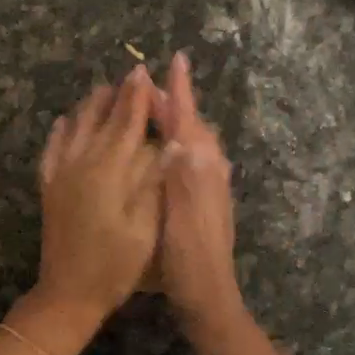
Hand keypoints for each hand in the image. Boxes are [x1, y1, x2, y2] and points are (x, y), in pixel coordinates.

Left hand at [33, 66, 163, 319]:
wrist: (69, 292)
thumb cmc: (115, 264)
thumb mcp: (146, 227)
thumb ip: (155, 181)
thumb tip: (173, 142)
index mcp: (110, 171)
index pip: (127, 123)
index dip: (138, 97)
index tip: (145, 71)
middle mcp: (82, 163)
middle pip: (101, 119)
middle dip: (117, 95)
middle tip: (129, 73)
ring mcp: (61, 174)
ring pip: (75, 128)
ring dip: (90, 106)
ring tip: (103, 90)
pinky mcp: (49, 188)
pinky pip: (52, 150)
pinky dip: (60, 131)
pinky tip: (64, 121)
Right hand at [154, 52, 242, 325]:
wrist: (208, 295)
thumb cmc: (189, 257)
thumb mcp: (182, 218)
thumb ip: (183, 177)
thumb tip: (179, 136)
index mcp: (202, 169)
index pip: (189, 120)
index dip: (180, 91)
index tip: (176, 59)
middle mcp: (209, 171)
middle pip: (190, 125)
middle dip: (171, 102)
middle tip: (145, 85)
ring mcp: (209, 186)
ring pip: (191, 141)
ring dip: (174, 121)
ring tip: (151, 109)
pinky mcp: (203, 200)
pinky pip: (188, 157)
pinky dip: (174, 142)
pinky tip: (161, 149)